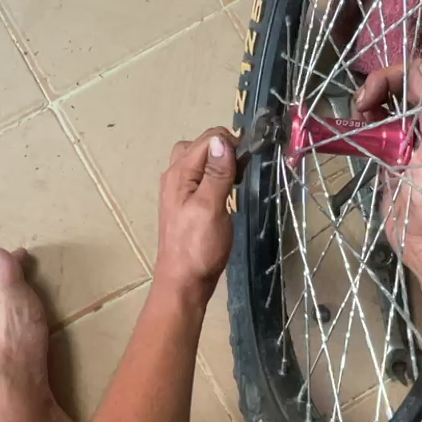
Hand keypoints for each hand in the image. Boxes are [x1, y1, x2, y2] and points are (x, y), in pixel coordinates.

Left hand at [152, 127, 236, 303]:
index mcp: (179, 173)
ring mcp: (178, 190)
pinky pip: (199, 177)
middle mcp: (175, 176)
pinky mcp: (185, 202)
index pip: (207, 139)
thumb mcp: (210, 208)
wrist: (183, 282)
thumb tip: (222, 141)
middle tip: (241, 171)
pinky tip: (226, 191)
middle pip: (200, 145)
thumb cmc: (197, 247)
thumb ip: (216, 174)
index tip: (247, 164)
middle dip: (223, 149)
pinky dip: (214, 176)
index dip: (230, 144)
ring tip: (235, 180)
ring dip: (219, 163)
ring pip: (199, 161)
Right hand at [354, 63, 421, 276]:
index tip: (367, 97)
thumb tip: (417, 64)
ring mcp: (406, 144)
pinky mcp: (389, 161)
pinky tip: (353, 134)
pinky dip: (360, 129)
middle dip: (374, 91)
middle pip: (396, 90)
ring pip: (381, 110)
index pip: (416, 78)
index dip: (390, 78)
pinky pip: (373, 134)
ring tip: (354, 122)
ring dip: (365, 109)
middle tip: (358, 109)